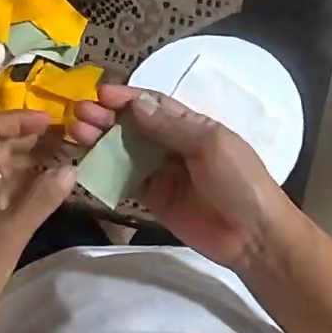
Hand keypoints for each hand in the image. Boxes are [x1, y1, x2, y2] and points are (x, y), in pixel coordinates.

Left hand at [0, 111, 77, 323]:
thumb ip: (40, 199)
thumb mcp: (9, 234)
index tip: (53, 121)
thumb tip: (72, 167)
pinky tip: (48, 188)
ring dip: (28, 160)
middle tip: (68, 139)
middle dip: (30, 138)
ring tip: (65, 158)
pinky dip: (22, 183)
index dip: (19, 120)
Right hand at [69, 85, 303, 271]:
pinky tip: (85, 163)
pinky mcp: (151, 197)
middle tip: (79, 113)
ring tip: (76, 133)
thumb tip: (135, 105)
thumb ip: (171, 126)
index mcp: (191, 126)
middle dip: (105, 117)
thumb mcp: (211, 144)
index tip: (100, 94)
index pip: (153, 105)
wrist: (254, 238)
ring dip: (99, 140)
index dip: (126, 97)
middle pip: (132, 125)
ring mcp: (160, 172)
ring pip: (123, 150)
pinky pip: (123, 180)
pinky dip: (104, 171)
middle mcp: (171, 145)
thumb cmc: (239, 181)